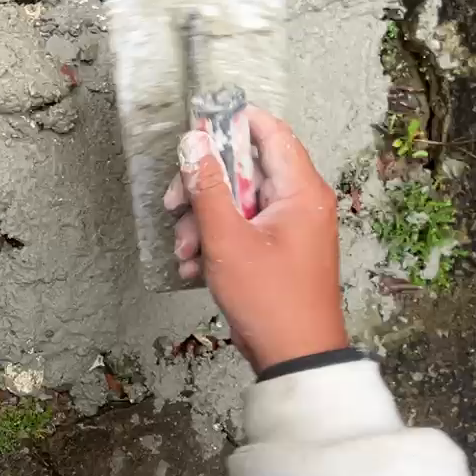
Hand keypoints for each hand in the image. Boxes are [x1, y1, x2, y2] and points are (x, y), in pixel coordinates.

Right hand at [164, 106, 347, 371]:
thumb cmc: (268, 297)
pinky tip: (196, 265)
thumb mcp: (226, 239)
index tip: (197, 127)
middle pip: (243, 170)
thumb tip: (192, 144)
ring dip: (201, 222)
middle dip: (201, 187)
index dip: (234, 124)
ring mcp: (287, 225)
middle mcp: (299, 202)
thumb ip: (206, 188)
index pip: (271, 134)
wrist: (293, 352)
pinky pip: (237, 227)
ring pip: (234, 202)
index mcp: (301, 192)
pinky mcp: (274, 246)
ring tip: (185, 252)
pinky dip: (212, 241)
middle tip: (174, 205)